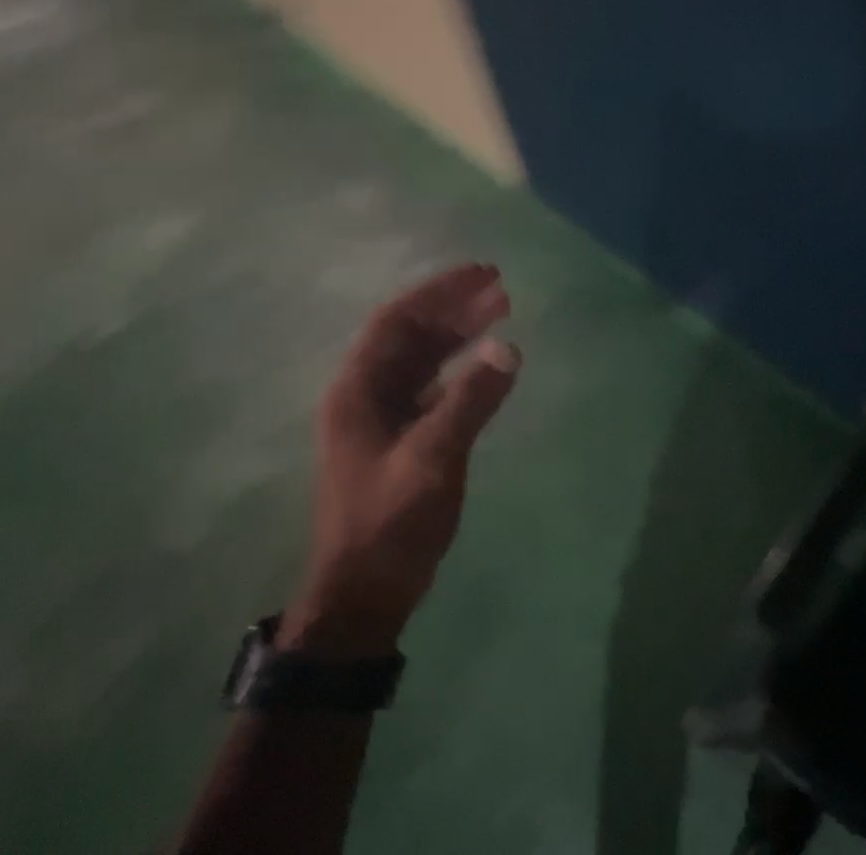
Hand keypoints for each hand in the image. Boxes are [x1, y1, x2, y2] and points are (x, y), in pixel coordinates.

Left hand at [279, 265, 520, 657]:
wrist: (365, 591)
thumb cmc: (390, 523)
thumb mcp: (432, 459)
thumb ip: (470, 402)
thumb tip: (508, 347)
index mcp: (357, 391)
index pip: (397, 322)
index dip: (439, 292)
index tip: (485, 275)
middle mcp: (365, 396)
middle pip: (409, 336)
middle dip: (452, 308)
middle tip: (501, 289)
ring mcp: (383, 420)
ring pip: (421, 361)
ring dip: (457, 336)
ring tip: (499, 313)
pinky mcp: (402, 442)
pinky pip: (431, 389)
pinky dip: (459, 371)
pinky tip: (485, 366)